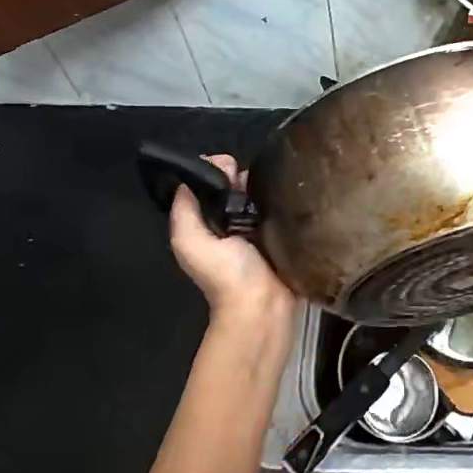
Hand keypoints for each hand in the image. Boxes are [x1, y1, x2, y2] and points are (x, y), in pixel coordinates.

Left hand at [168, 154, 297, 328]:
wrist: (263, 306)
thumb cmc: (226, 274)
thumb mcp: (190, 242)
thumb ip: (184, 211)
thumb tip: (187, 177)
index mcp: (206, 223)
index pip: (210, 185)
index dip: (217, 170)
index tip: (230, 166)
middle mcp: (230, 222)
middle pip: (236, 184)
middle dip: (242, 174)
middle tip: (253, 177)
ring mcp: (259, 226)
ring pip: (260, 191)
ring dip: (266, 182)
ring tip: (274, 180)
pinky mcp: (283, 230)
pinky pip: (281, 204)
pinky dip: (283, 194)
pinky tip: (288, 189)